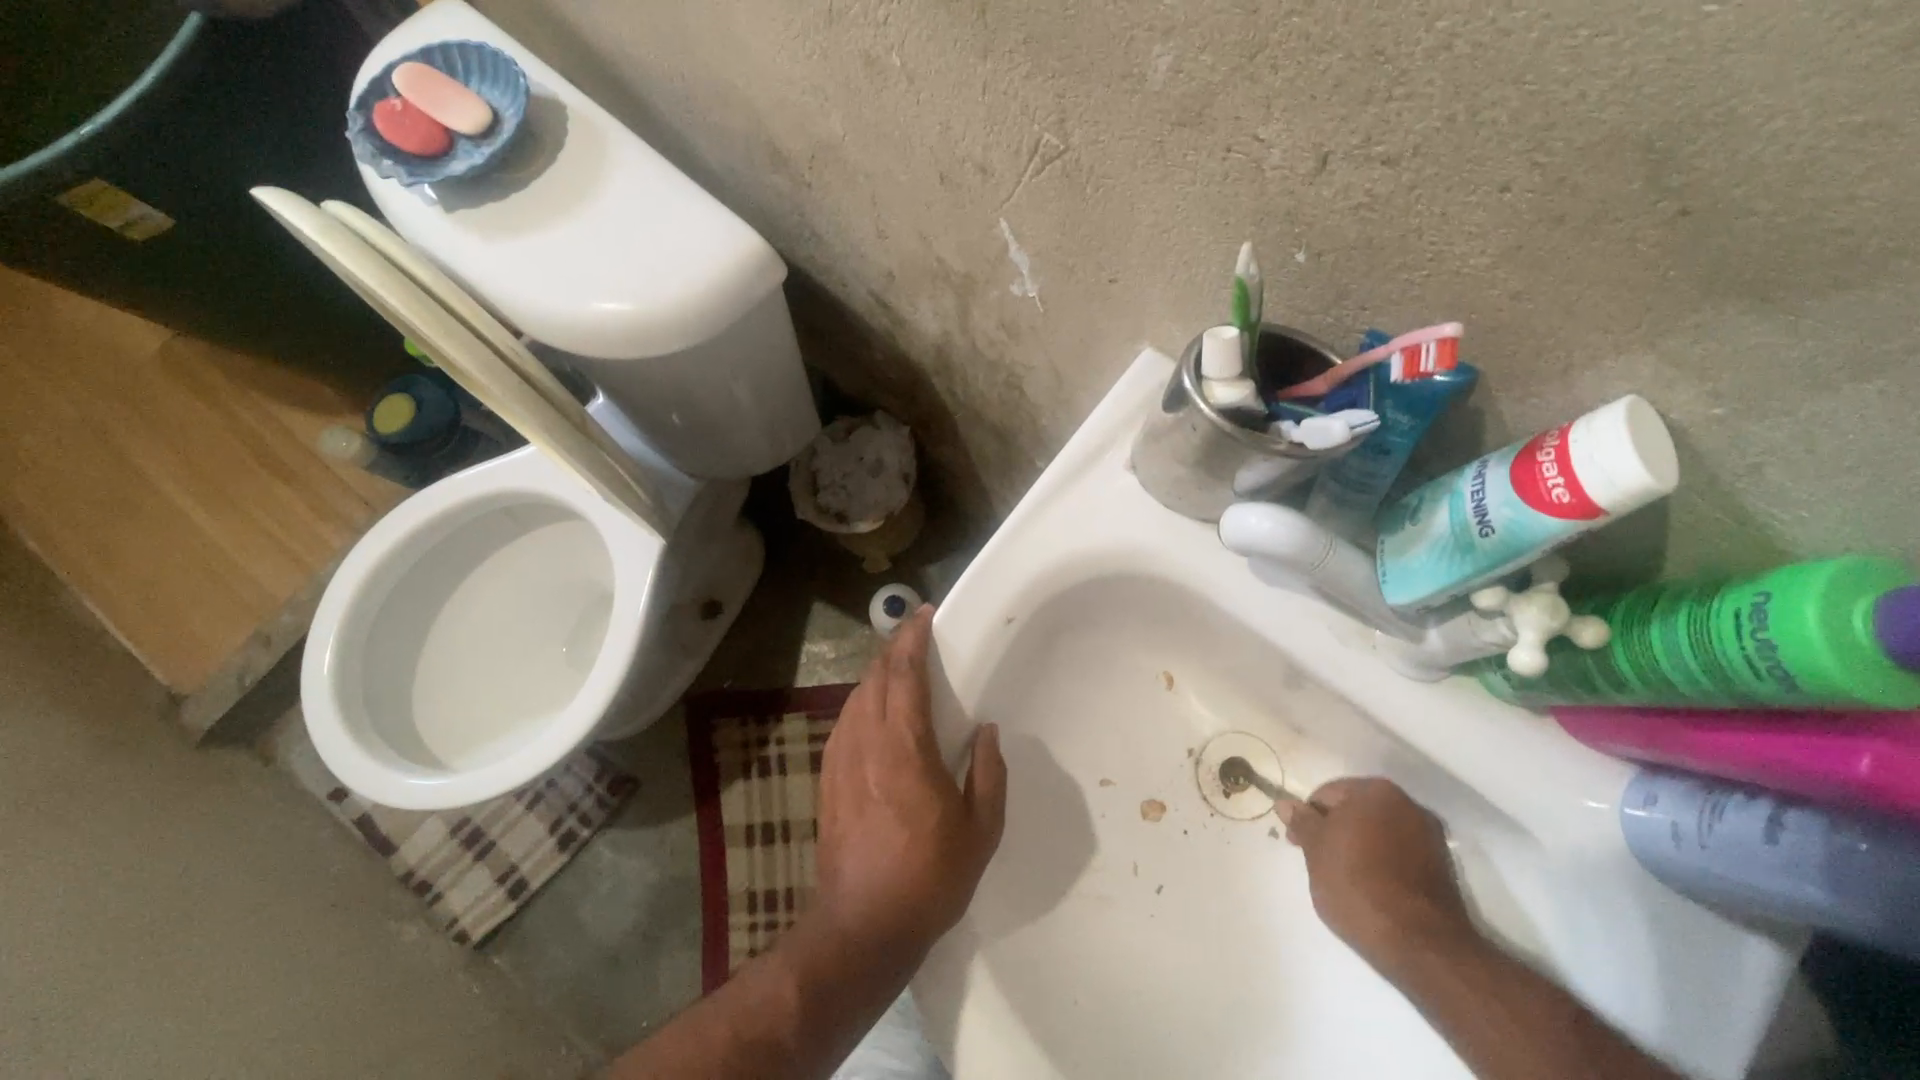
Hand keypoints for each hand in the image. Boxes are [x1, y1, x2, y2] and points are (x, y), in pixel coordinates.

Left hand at [816, 605, 1006, 962]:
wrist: (861, 924)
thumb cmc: (930, 877)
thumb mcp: (981, 830)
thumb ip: (988, 772)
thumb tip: (984, 731)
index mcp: (904, 748)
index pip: (903, 674)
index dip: (912, 638)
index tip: (924, 615)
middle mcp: (865, 742)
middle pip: (874, 677)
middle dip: (894, 650)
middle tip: (918, 638)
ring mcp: (839, 760)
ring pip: (855, 698)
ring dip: (878, 676)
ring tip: (901, 671)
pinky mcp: (827, 779)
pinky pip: (845, 723)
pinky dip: (864, 704)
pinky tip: (878, 715)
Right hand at [1281, 777, 1476, 970]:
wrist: (1418, 941)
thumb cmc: (1356, 885)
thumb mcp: (1315, 851)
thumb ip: (1302, 822)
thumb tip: (1285, 803)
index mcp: (1374, 792)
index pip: (1327, 793)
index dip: (1307, 817)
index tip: (1298, 844)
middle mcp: (1407, 804)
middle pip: (1356, 810)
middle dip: (1334, 830)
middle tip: (1316, 860)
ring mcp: (1429, 835)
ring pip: (1378, 832)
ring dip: (1358, 846)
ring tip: (1343, 877)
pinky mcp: (1441, 866)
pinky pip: (1399, 853)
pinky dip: (1381, 862)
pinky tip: (1370, 886)